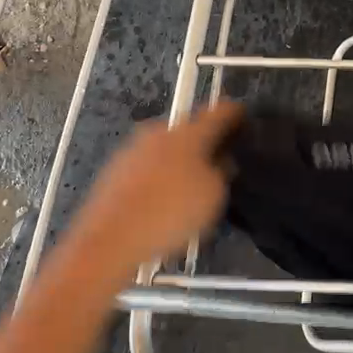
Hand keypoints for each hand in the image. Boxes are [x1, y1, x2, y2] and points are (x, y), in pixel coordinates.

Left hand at [75, 103, 242, 266]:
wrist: (106, 242)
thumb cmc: (167, 215)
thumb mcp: (213, 197)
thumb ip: (222, 172)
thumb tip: (221, 162)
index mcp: (189, 132)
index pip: (221, 111)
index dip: (237, 114)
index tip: (245, 122)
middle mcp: (160, 131)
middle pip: (191, 128)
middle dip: (205, 143)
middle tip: (217, 165)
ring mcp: (133, 148)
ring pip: (167, 147)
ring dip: (180, 160)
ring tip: (188, 189)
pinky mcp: (114, 170)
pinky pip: (147, 166)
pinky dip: (157, 176)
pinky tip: (160, 201)